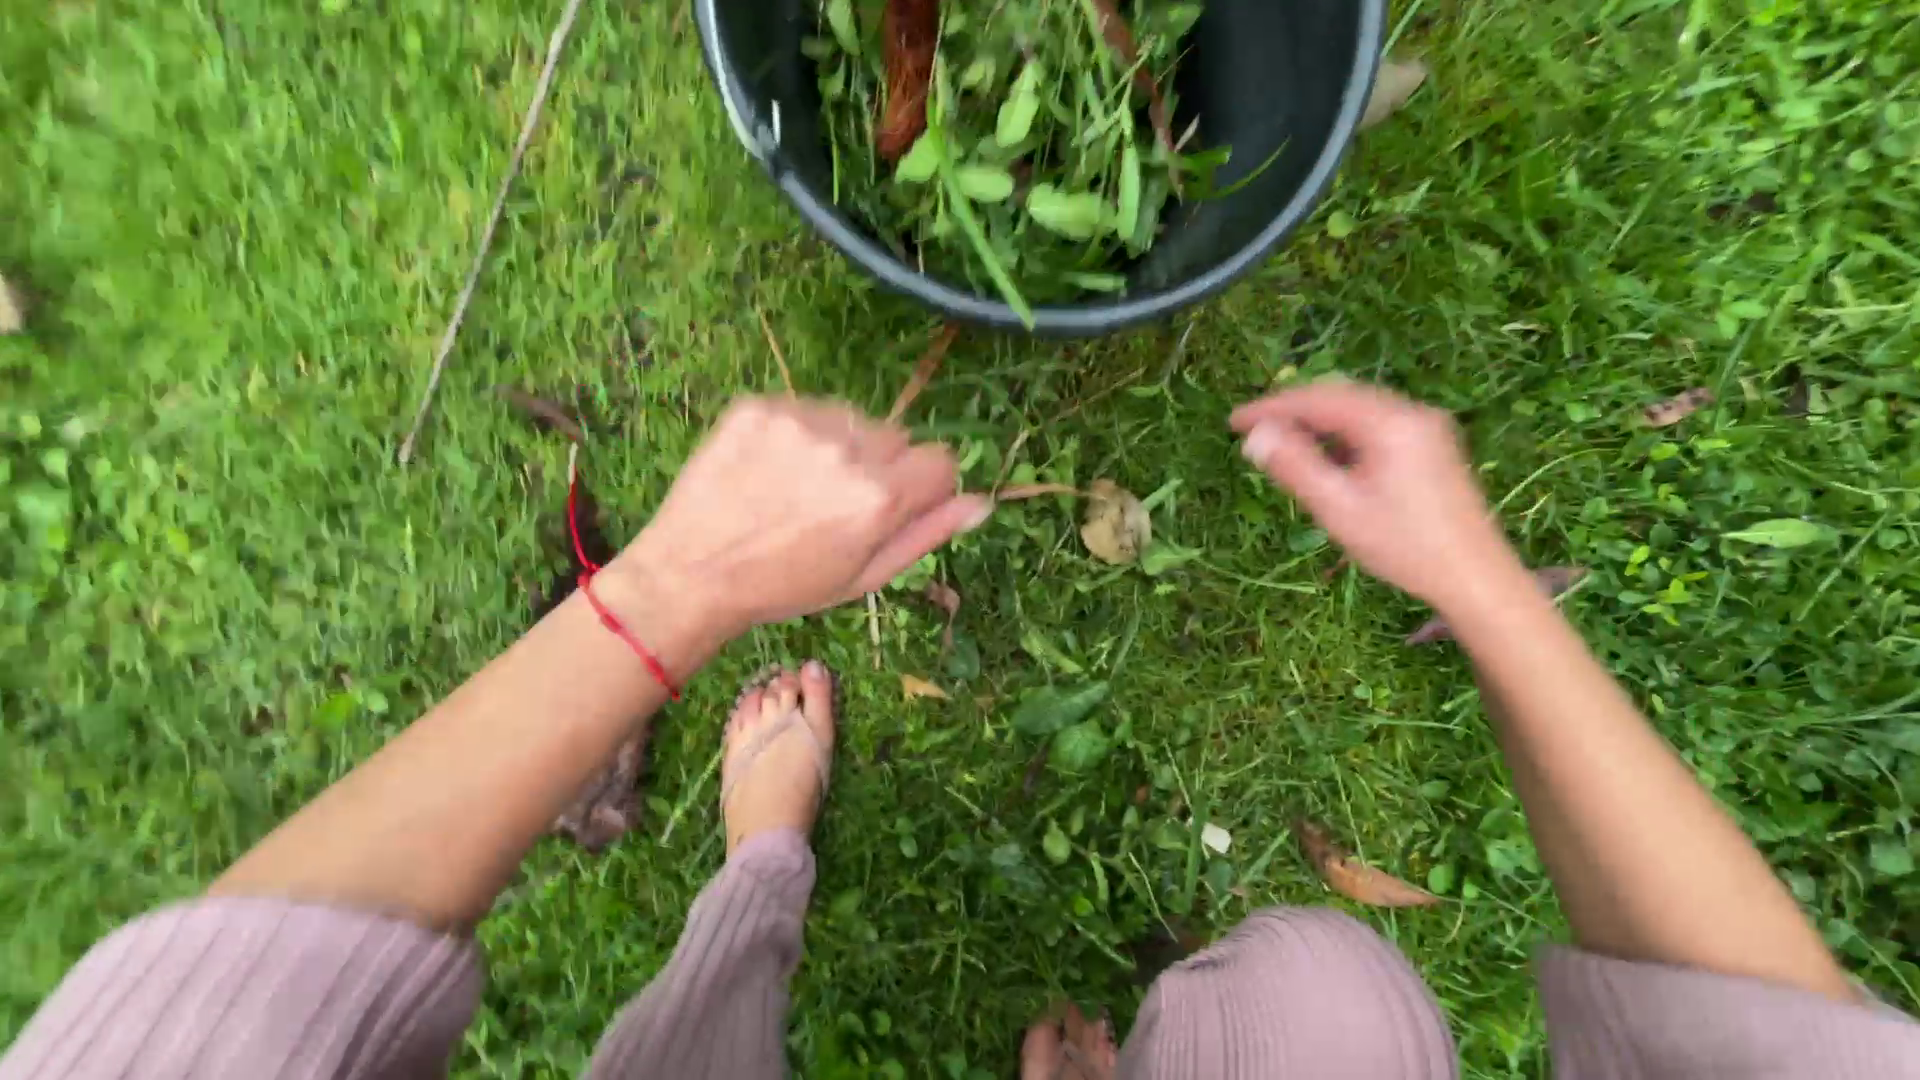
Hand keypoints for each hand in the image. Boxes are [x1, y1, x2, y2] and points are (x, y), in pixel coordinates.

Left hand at [611, 397, 990, 638]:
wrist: (691, 573)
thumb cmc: (785, 587)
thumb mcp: (864, 576)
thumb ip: (926, 534)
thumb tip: (981, 503)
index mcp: (878, 498)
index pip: (941, 461)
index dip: (924, 487)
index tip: (896, 506)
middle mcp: (846, 450)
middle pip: (898, 438)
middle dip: (882, 467)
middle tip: (838, 504)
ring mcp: (800, 422)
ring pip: (854, 420)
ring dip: (842, 447)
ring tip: (801, 487)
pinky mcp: (761, 406)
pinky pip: (807, 410)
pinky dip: (800, 435)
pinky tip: (773, 470)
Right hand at [1230, 380, 1524, 610]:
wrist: (1474, 576)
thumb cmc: (1403, 546)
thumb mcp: (1339, 508)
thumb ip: (1295, 467)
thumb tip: (1255, 437)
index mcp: (1390, 424)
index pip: (1317, 400)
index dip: (1271, 408)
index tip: (1234, 422)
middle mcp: (1411, 414)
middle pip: (1338, 396)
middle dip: (1292, 410)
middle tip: (1252, 430)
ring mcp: (1425, 428)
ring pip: (1356, 409)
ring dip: (1315, 421)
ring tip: (1279, 442)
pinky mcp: (1430, 445)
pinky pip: (1374, 424)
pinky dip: (1340, 432)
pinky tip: (1322, 455)